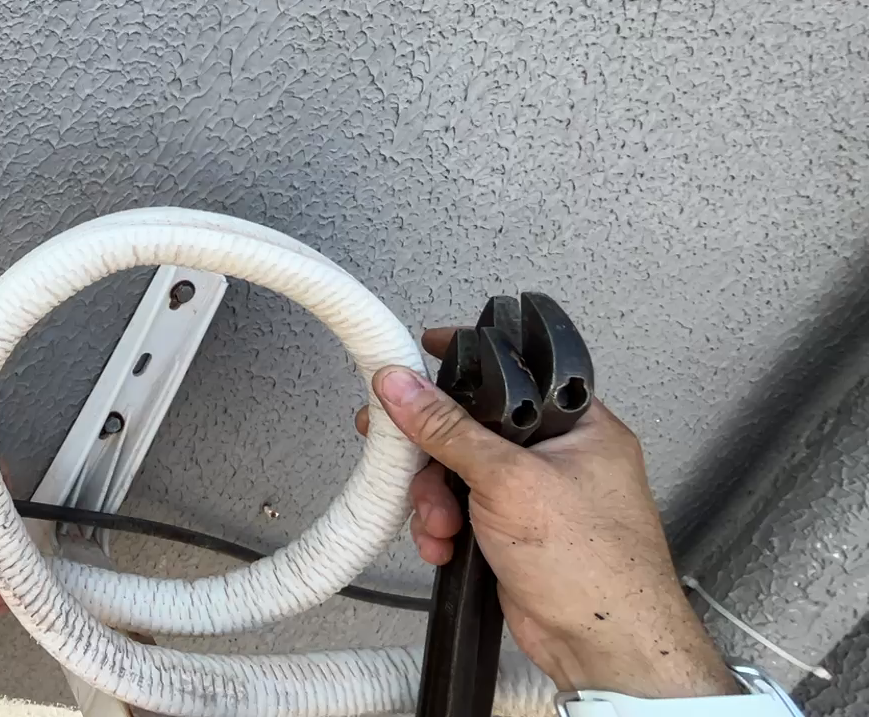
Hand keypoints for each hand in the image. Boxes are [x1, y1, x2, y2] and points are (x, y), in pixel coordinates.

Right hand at [362, 328, 738, 698]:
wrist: (605, 655)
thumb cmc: (597, 574)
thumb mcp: (508, 481)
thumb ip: (446, 427)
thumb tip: (400, 383)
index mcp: (577, 428)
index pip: (513, 371)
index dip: (465, 359)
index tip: (423, 349)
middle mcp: (553, 454)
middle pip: (464, 422)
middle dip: (430, 449)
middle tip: (402, 448)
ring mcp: (528, 490)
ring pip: (450, 464)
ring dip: (431, 494)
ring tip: (439, 521)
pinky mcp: (505, 522)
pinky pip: (451, 501)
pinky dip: (438, 521)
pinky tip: (443, 540)